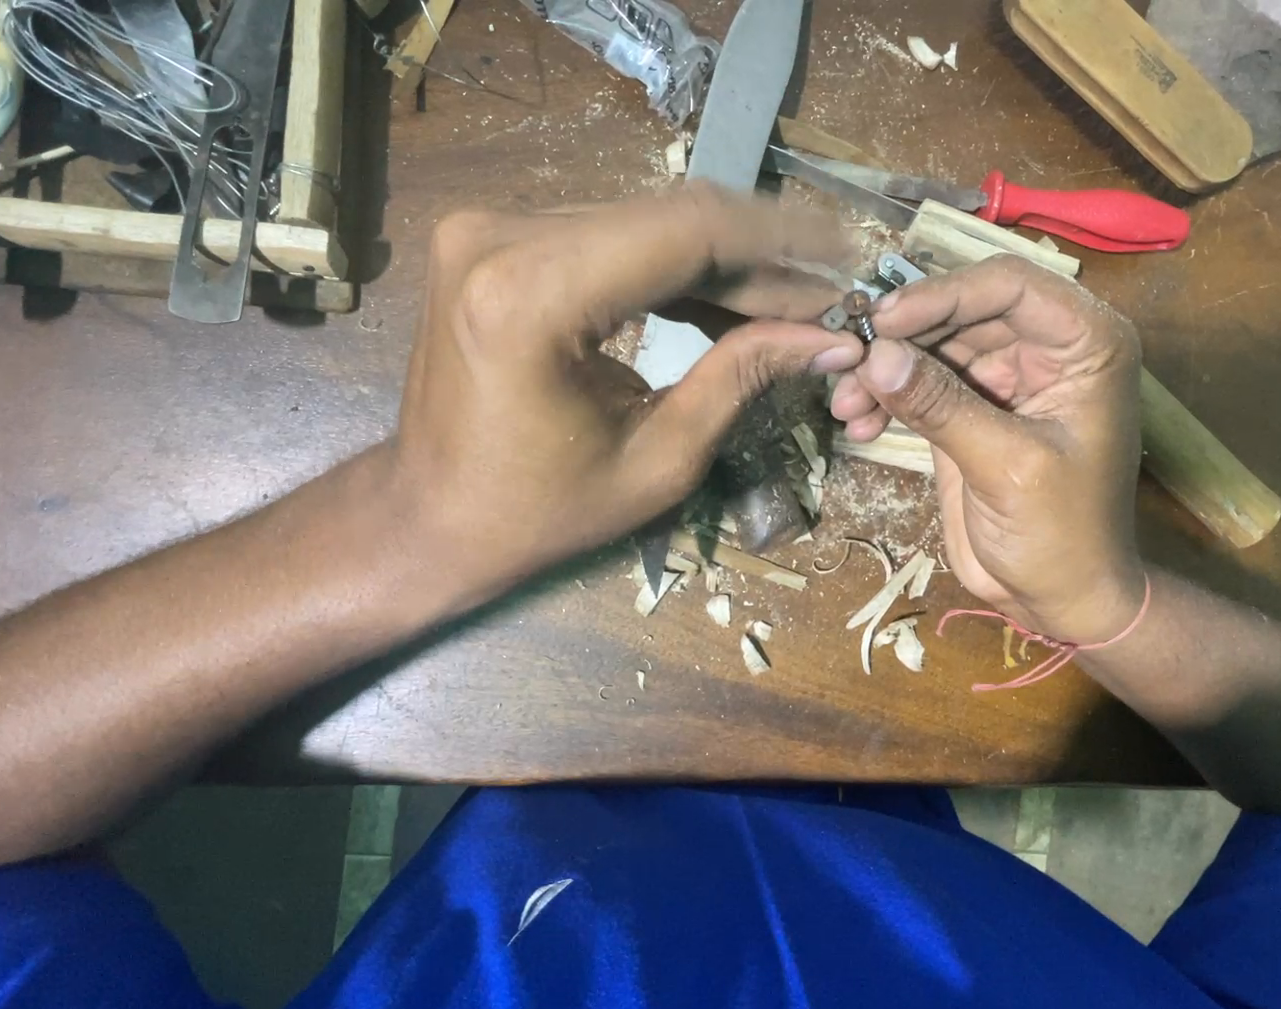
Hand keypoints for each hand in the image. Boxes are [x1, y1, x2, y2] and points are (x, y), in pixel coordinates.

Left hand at [391, 187, 864, 611]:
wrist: (434, 516)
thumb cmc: (542, 513)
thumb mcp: (659, 461)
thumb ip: (741, 379)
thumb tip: (828, 337)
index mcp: (532, 297)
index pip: (689, 233)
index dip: (782, 246)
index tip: (847, 265)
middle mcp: (501, 236)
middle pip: (670, 219)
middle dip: (762, 259)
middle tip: (828, 296)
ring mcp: (490, 228)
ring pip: (646, 222)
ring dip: (726, 262)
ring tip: (793, 303)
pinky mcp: (495, 239)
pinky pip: (611, 238)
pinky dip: (675, 268)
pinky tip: (729, 299)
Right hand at [828, 256, 1145, 642]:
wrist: (1058, 596)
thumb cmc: (1061, 533)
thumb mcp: (1006, 466)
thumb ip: (942, 407)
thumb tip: (876, 355)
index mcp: (1084, 344)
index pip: (1009, 287)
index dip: (943, 296)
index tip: (883, 322)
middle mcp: (1045, 348)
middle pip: (961, 311)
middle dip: (902, 337)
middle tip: (847, 362)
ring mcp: (1002, 378)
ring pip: (931, 347)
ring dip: (884, 370)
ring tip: (845, 404)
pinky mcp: (967, 410)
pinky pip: (919, 385)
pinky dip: (886, 399)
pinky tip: (858, 424)